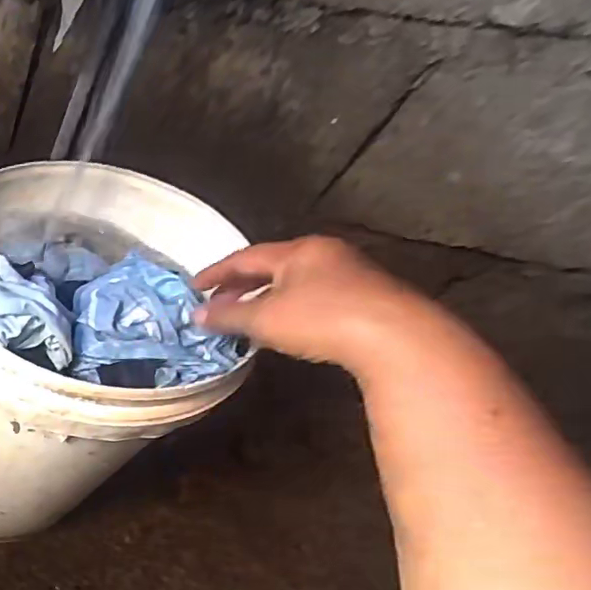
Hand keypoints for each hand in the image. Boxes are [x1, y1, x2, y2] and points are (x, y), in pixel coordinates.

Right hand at [192, 235, 450, 375]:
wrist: (397, 338)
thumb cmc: (321, 318)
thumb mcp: (263, 318)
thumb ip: (227, 315)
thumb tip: (197, 314)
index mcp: (299, 251)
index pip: (246, 257)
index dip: (216, 273)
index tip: (193, 287)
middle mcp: (325, 254)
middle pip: (271, 266)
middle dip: (239, 285)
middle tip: (215, 302)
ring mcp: (348, 274)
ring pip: (291, 281)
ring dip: (262, 297)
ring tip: (241, 315)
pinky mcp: (362, 296)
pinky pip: (310, 295)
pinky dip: (285, 306)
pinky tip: (277, 324)